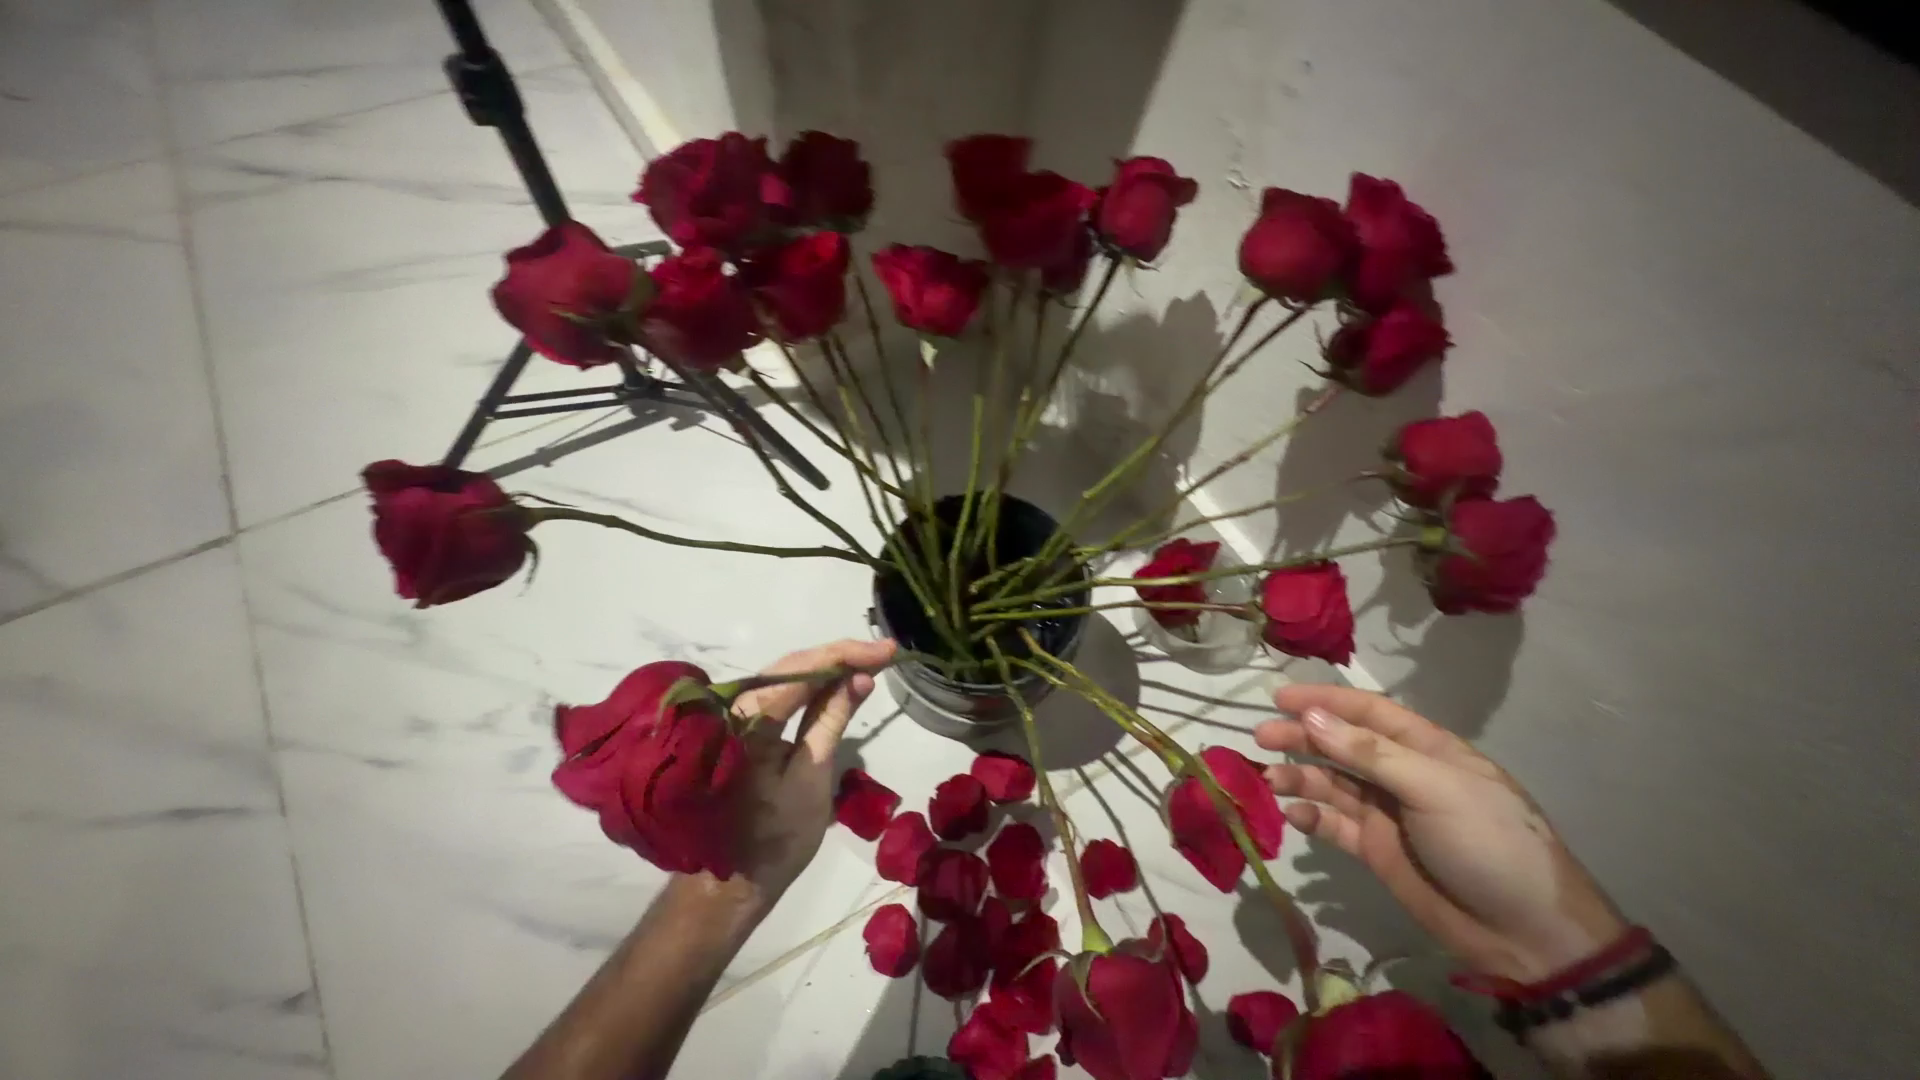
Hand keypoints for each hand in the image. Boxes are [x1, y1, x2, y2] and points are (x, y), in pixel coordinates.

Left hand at [722, 638, 896, 902]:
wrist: (730, 883)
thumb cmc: (774, 839)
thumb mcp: (812, 777)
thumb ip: (832, 720)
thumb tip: (860, 677)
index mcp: (744, 722)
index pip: (800, 671)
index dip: (846, 655)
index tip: (888, 651)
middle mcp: (732, 709)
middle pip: (792, 666)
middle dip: (841, 656)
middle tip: (886, 653)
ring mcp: (733, 716)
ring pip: (785, 675)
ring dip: (828, 666)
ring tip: (871, 661)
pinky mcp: (742, 727)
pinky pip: (779, 694)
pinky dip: (811, 686)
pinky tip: (839, 681)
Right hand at [1257, 684, 1626, 981]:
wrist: (1527, 933)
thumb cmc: (1489, 843)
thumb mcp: (1434, 788)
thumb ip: (1369, 753)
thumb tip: (1310, 717)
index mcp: (1426, 749)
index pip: (1367, 712)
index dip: (1325, 701)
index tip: (1279, 698)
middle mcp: (1402, 775)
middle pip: (1341, 745)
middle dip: (1301, 738)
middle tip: (1260, 737)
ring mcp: (1388, 814)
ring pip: (1331, 784)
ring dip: (1299, 777)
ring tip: (1268, 780)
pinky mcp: (1377, 851)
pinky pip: (1334, 825)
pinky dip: (1311, 817)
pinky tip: (1293, 815)